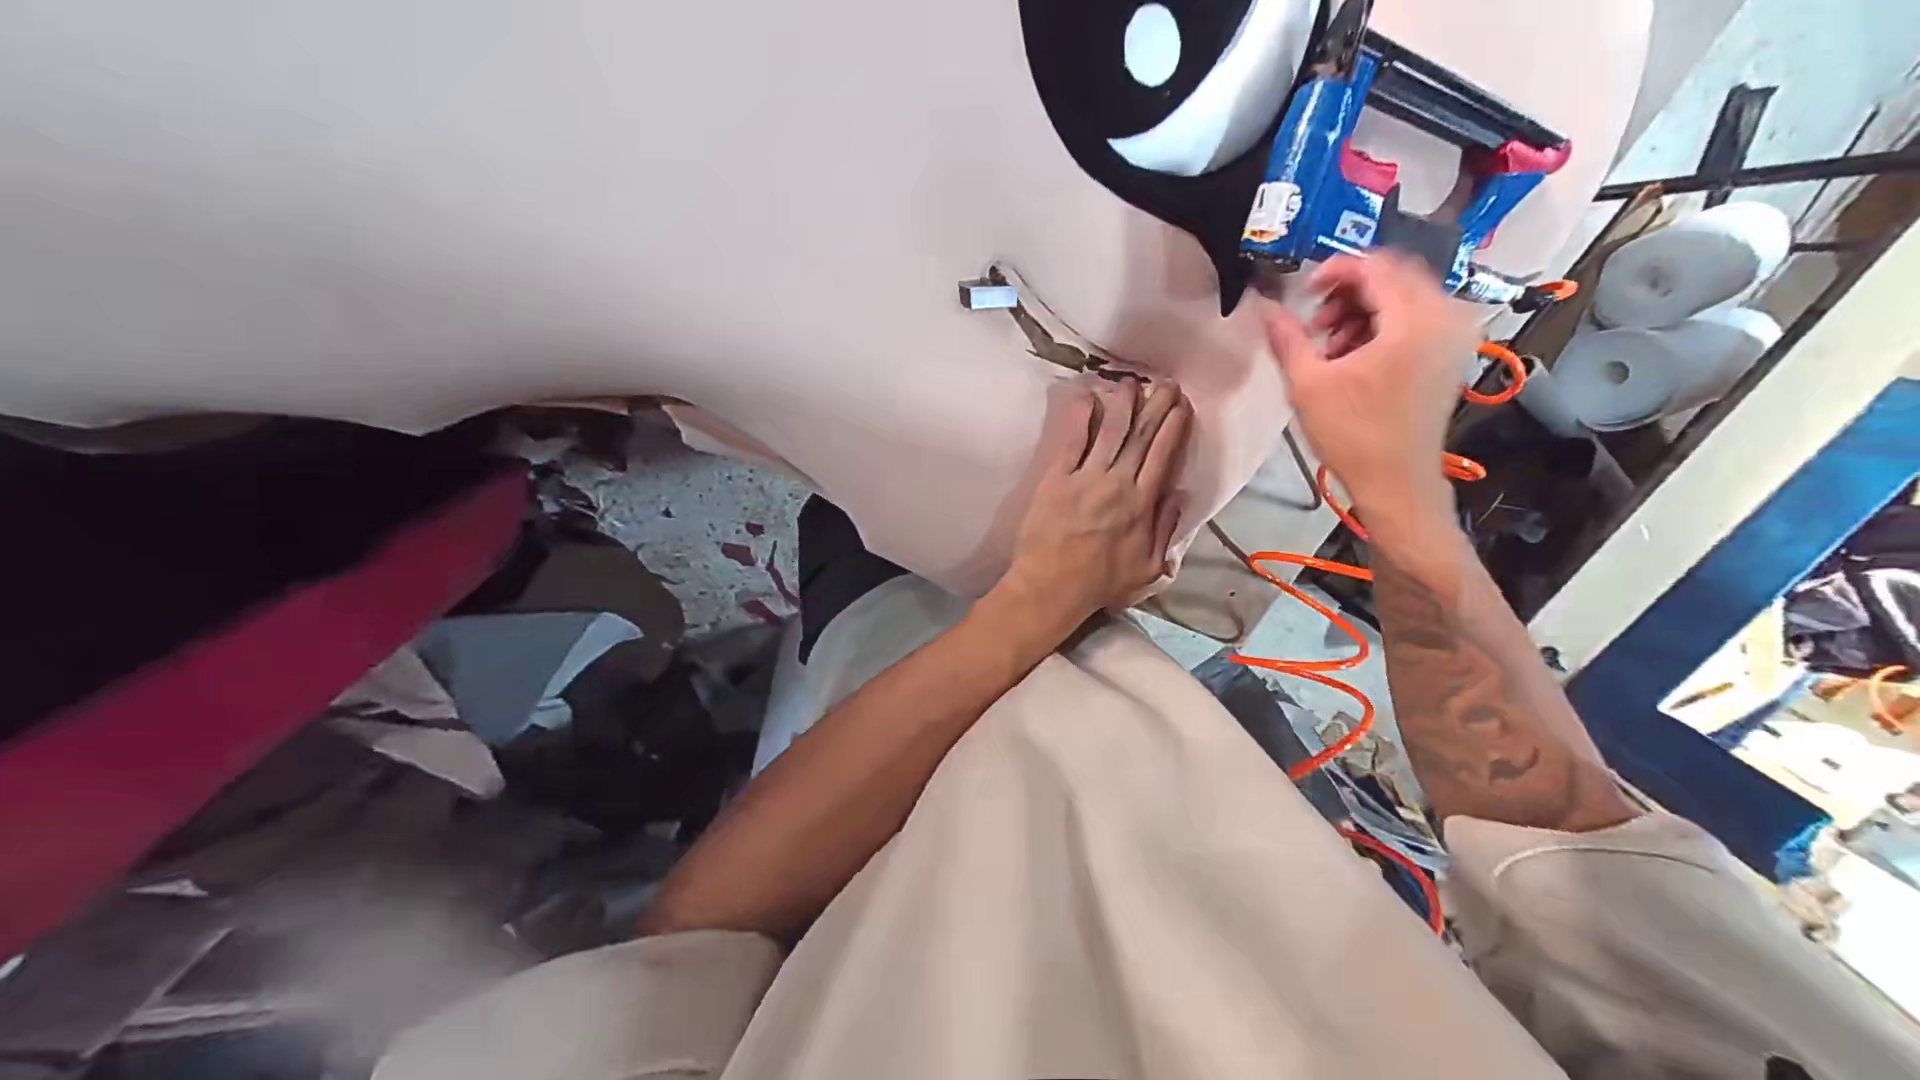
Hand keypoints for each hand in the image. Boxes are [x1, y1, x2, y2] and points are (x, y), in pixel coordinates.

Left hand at [997, 376, 1190, 630]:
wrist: (1053, 586)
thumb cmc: (1101, 584)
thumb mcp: (1148, 568)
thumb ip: (1166, 530)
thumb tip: (1179, 496)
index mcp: (1143, 504)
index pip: (1163, 455)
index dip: (1174, 426)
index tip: (1181, 405)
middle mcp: (1118, 483)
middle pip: (1141, 436)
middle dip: (1155, 406)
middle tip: (1164, 383)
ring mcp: (1086, 478)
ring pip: (1109, 432)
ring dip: (1122, 404)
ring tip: (1130, 383)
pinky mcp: (1056, 479)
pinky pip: (1071, 441)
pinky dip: (1079, 417)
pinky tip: (1086, 396)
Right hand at [1263, 253, 1478, 542]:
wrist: (1395, 480)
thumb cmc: (1356, 437)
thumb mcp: (1309, 384)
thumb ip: (1287, 338)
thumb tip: (1266, 308)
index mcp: (1415, 321)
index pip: (1377, 266)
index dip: (1335, 269)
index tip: (1305, 288)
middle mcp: (1446, 318)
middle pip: (1394, 276)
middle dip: (1348, 292)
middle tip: (1315, 322)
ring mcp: (1453, 336)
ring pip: (1404, 296)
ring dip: (1362, 310)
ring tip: (1329, 344)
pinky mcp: (1449, 353)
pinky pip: (1415, 318)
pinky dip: (1381, 325)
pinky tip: (1352, 355)